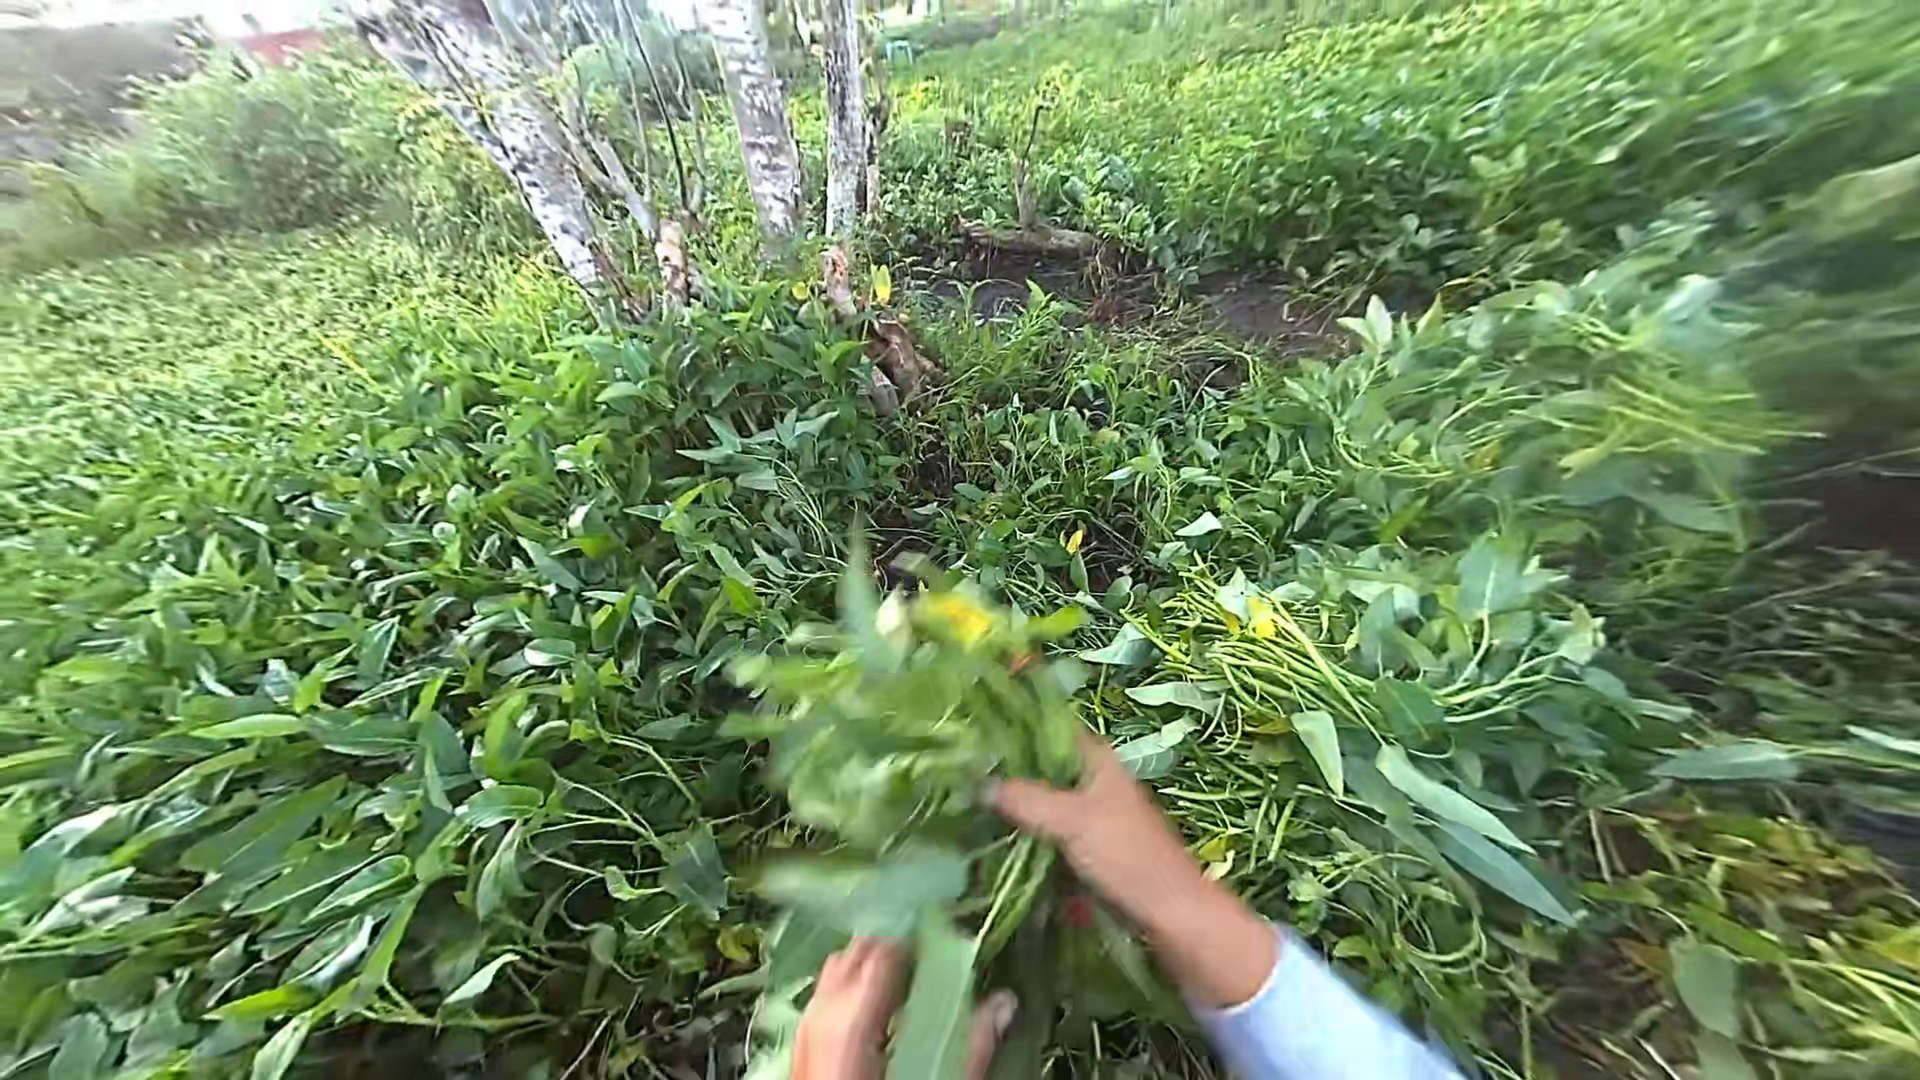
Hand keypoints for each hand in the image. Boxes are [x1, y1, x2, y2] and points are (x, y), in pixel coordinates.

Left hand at [792, 938, 1017, 1079]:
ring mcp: (807, 1026)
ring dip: (875, 958)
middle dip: (897, 941)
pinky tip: (881, 1001)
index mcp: (852, 1023)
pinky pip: (829, 987)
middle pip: (861, 949)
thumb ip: (970, 1049)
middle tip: (934, 949)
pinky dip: (856, 979)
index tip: (947, 930)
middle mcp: (823, 1013)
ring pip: (842, 963)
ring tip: (911, 971)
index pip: (885, 950)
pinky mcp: (802, 1042)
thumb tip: (1004, 1003)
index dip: (918, 934)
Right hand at [988, 731, 1277, 1007]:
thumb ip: (1025, 798)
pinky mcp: (1085, 842)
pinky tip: (995, 831)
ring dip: (1013, 800)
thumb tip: (976, 783)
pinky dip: (1024, 827)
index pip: (1046, 725)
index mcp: (1094, 757)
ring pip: (1040, 795)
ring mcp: (1088, 810)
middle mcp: (1090, 776)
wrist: (1172, 915)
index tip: (973, 729)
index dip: (1013, 724)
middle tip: (963, 768)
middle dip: (1005, 767)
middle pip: (1039, 762)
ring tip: (969, 797)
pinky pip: (1045, 826)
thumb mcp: (1072, 821)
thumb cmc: (1127, 855)